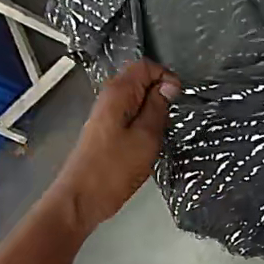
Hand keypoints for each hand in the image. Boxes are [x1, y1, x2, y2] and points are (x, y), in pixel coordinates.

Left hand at [48, 59, 177, 232]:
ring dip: (156, 111)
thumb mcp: (146, 137)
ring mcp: (108, 115)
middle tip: (176, 119)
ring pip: (138, 101)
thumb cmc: (115, 169)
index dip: (167, 78)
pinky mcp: (109, 132)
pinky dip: (147, 124)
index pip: (145, 66)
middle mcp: (110, 98)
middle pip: (141, 81)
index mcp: (118, 94)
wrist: (83, 197)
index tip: (180, 100)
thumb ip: (158, 108)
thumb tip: (169, 86)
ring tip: (167, 131)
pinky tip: (154, 141)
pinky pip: (133, 117)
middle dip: (163, 94)